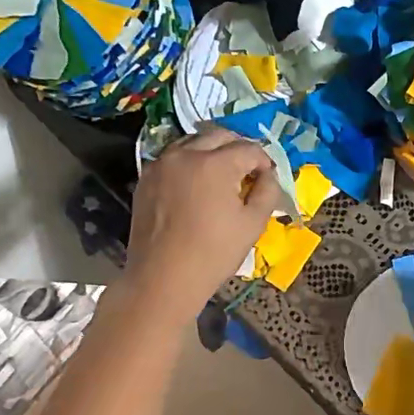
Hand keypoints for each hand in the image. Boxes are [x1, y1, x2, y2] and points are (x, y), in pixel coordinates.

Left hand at [119, 127, 279, 314]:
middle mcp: (186, 154)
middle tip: (245, 171)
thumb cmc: (212, 254)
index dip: (263, 161)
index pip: (248, 148)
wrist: (162, 278)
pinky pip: (172, 159)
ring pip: (191, 142)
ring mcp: (161, 164)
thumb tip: (267, 175)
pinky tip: (194, 185)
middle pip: (218, 136)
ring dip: (210, 151)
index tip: (266, 177)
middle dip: (237, 148)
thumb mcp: (252, 225)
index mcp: (215, 164)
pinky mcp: (145, 178)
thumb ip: (267, 192)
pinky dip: (187, 163)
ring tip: (219, 175)